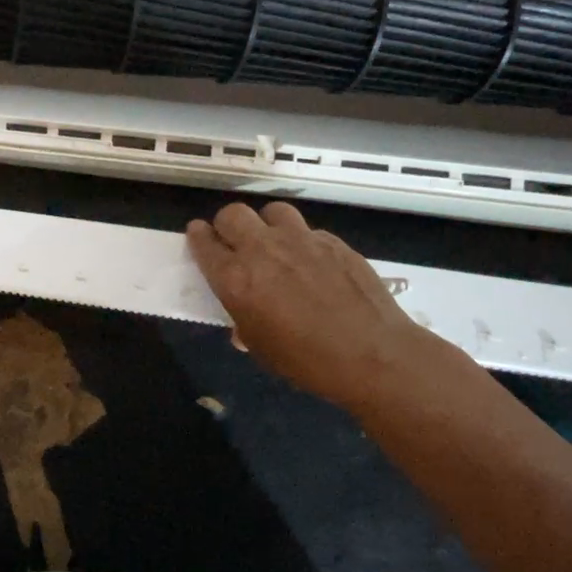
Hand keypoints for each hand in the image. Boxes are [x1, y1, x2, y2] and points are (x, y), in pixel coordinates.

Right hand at [186, 202, 455, 410]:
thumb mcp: (258, 344)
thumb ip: (242, 316)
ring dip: (267, 224)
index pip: (203, 241)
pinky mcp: (333, 243)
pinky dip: (302, 241)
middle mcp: (262, 251)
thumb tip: (243, 311)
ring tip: (275, 243)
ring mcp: (300, 242)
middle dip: (228, 225)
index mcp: (235, 278)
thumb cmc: (306, 360)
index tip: (200, 238)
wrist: (373, 356)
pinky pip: (308, 231)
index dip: (198, 237)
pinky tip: (312, 263)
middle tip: (235, 241)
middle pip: (233, 214)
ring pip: (272, 211)